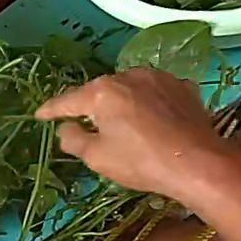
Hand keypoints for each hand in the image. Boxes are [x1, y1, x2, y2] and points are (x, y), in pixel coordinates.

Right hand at [35, 68, 240, 205]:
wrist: (200, 164)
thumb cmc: (141, 162)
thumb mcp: (96, 157)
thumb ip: (73, 139)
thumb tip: (66, 128)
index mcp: (101, 93)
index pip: (66, 100)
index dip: (50, 110)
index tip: (40, 115)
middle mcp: (127, 76)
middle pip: (98, 92)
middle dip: (89, 106)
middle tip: (83, 125)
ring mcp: (157, 77)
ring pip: (127, 88)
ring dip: (119, 102)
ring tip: (120, 122)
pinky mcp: (182, 86)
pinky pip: (153, 92)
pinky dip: (146, 102)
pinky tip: (149, 119)